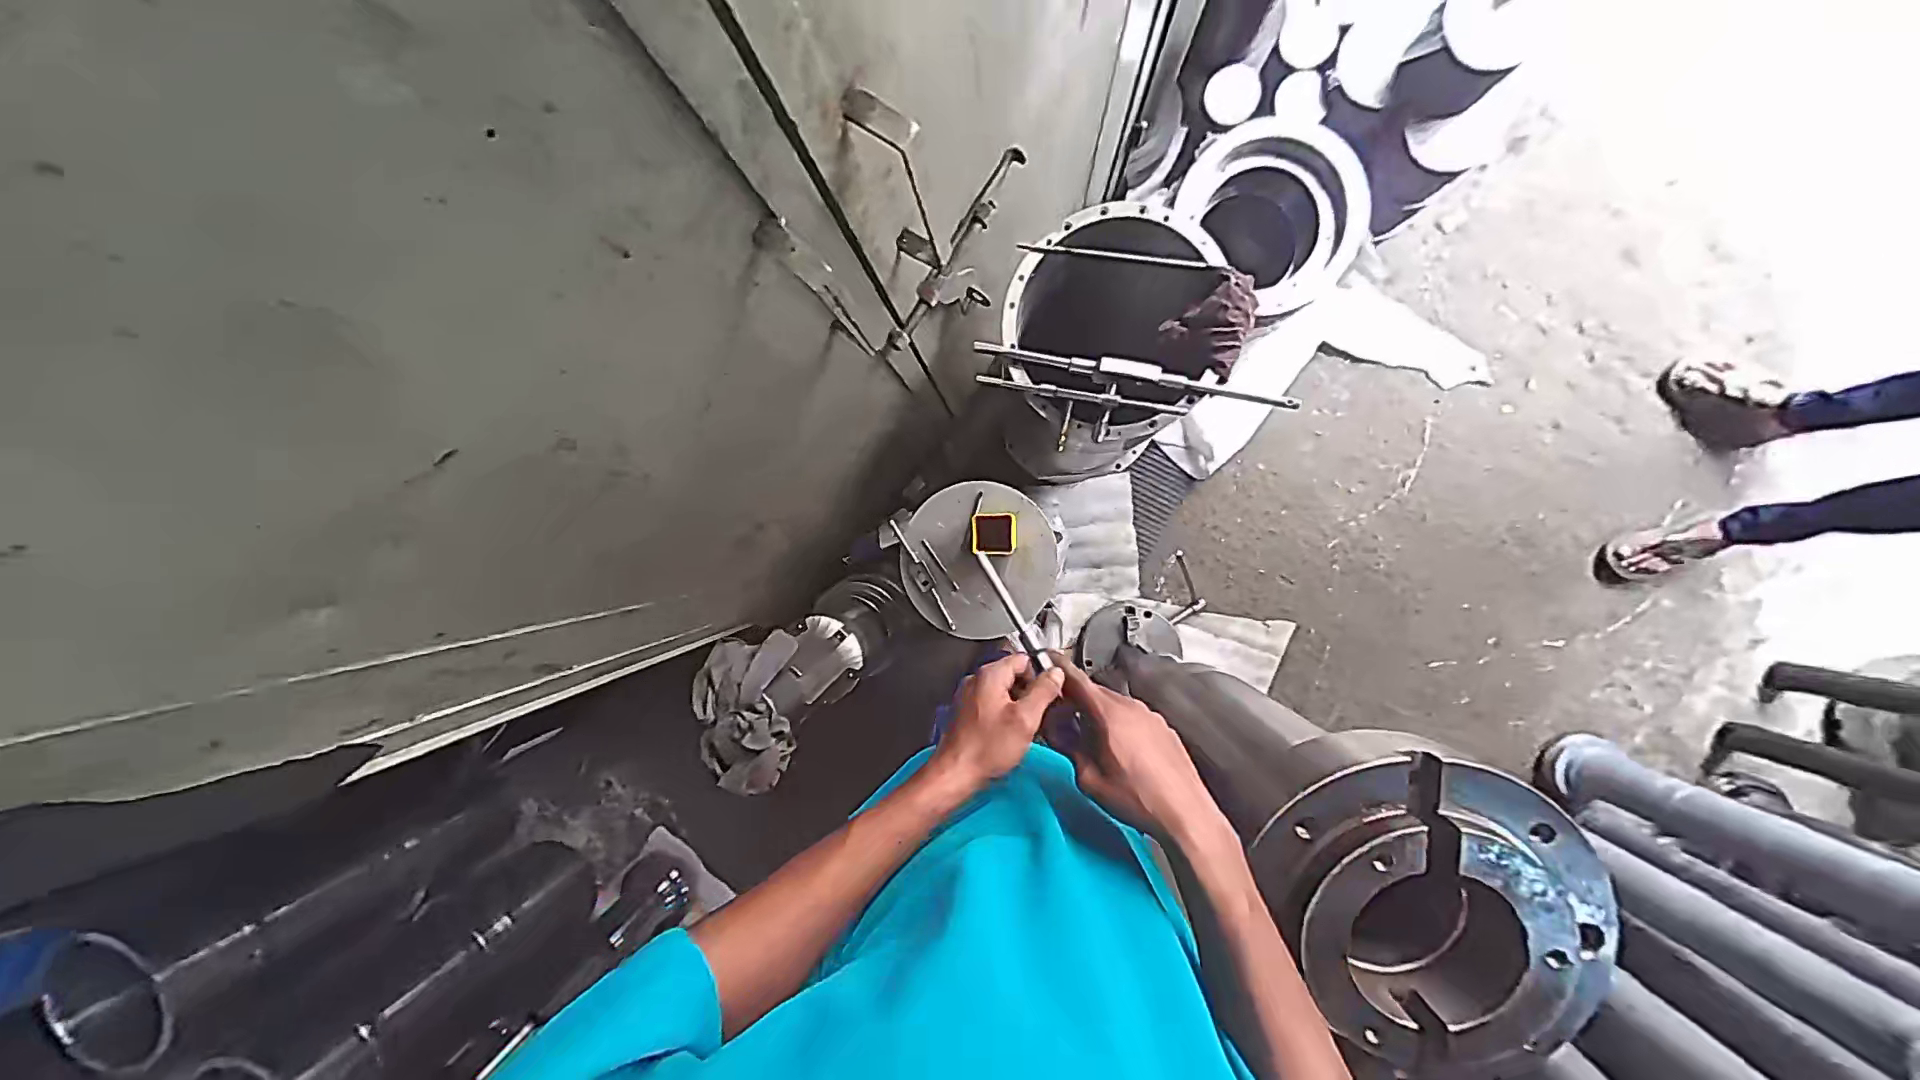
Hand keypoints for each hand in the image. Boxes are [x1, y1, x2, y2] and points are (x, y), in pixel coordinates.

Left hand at [929, 653, 1064, 792]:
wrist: (956, 773)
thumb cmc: (985, 749)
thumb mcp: (1026, 718)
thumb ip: (1043, 691)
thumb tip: (1055, 674)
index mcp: (989, 675)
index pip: (1023, 659)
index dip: (1041, 674)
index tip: (1050, 690)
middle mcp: (976, 681)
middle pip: (1013, 674)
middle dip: (1030, 691)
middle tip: (1040, 712)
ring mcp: (969, 696)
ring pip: (1003, 691)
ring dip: (1018, 705)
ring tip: (1025, 726)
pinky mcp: (967, 713)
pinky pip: (992, 704)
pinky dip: (1004, 714)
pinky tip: (1009, 733)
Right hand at [1057, 659, 1230, 846]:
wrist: (1184, 814)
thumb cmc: (1140, 800)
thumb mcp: (1089, 777)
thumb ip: (1068, 746)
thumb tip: (1056, 731)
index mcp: (1108, 714)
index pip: (1076, 679)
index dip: (1058, 668)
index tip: (1047, 661)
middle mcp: (1131, 707)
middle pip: (1094, 691)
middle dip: (1075, 700)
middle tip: (1061, 717)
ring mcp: (1150, 716)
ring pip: (1114, 704)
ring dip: (1097, 714)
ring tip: (1090, 740)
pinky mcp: (1162, 728)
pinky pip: (1132, 716)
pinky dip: (1119, 724)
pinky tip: (1118, 750)